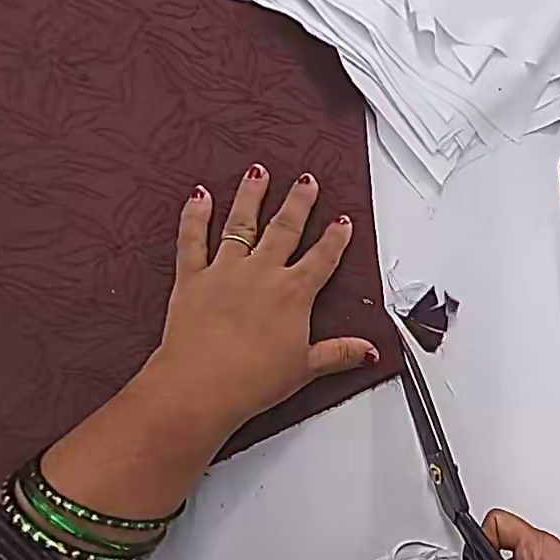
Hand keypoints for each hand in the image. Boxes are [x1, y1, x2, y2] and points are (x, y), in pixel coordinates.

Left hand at [38, 164, 376, 559]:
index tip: (342, 221)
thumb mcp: (305, 368)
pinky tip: (199, 196)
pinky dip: (194, 216)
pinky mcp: (192, 279)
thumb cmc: (252, 379)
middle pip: (285, 229)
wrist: (200, 386)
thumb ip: (339, 353)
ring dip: (251, 196)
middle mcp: (261, 274)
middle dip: (299, 203)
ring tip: (259, 173)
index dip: (335, 238)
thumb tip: (367, 351)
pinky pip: (192, 239)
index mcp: (293, 293)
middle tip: (307, 181)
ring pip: (241, 223)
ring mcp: (225, 272)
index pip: (322, 258)